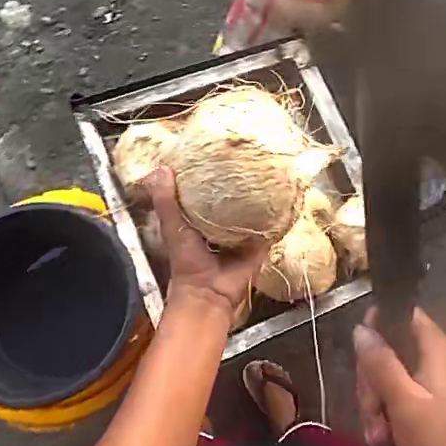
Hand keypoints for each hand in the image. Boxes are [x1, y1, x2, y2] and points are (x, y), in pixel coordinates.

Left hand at [144, 167, 266, 314]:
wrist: (208, 291)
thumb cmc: (186, 260)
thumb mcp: (172, 226)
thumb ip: (166, 201)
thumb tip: (164, 169)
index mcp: (202, 219)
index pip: (207, 192)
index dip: (210, 176)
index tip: (216, 154)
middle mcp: (224, 225)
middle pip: (233, 200)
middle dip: (237, 184)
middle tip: (246, 159)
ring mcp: (244, 235)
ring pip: (254, 211)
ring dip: (259, 197)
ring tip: (266, 172)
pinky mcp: (259, 244)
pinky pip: (270, 228)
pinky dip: (275, 216)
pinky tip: (280, 196)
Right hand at [353, 307, 445, 445]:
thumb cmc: (435, 439)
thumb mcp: (402, 400)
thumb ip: (380, 362)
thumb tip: (361, 328)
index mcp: (435, 348)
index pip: (404, 314)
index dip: (380, 327)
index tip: (363, 356)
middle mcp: (434, 358)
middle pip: (388, 350)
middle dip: (372, 382)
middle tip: (373, 408)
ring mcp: (430, 382)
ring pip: (385, 377)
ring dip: (375, 405)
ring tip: (379, 433)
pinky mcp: (424, 403)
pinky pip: (394, 397)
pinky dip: (385, 416)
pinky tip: (383, 439)